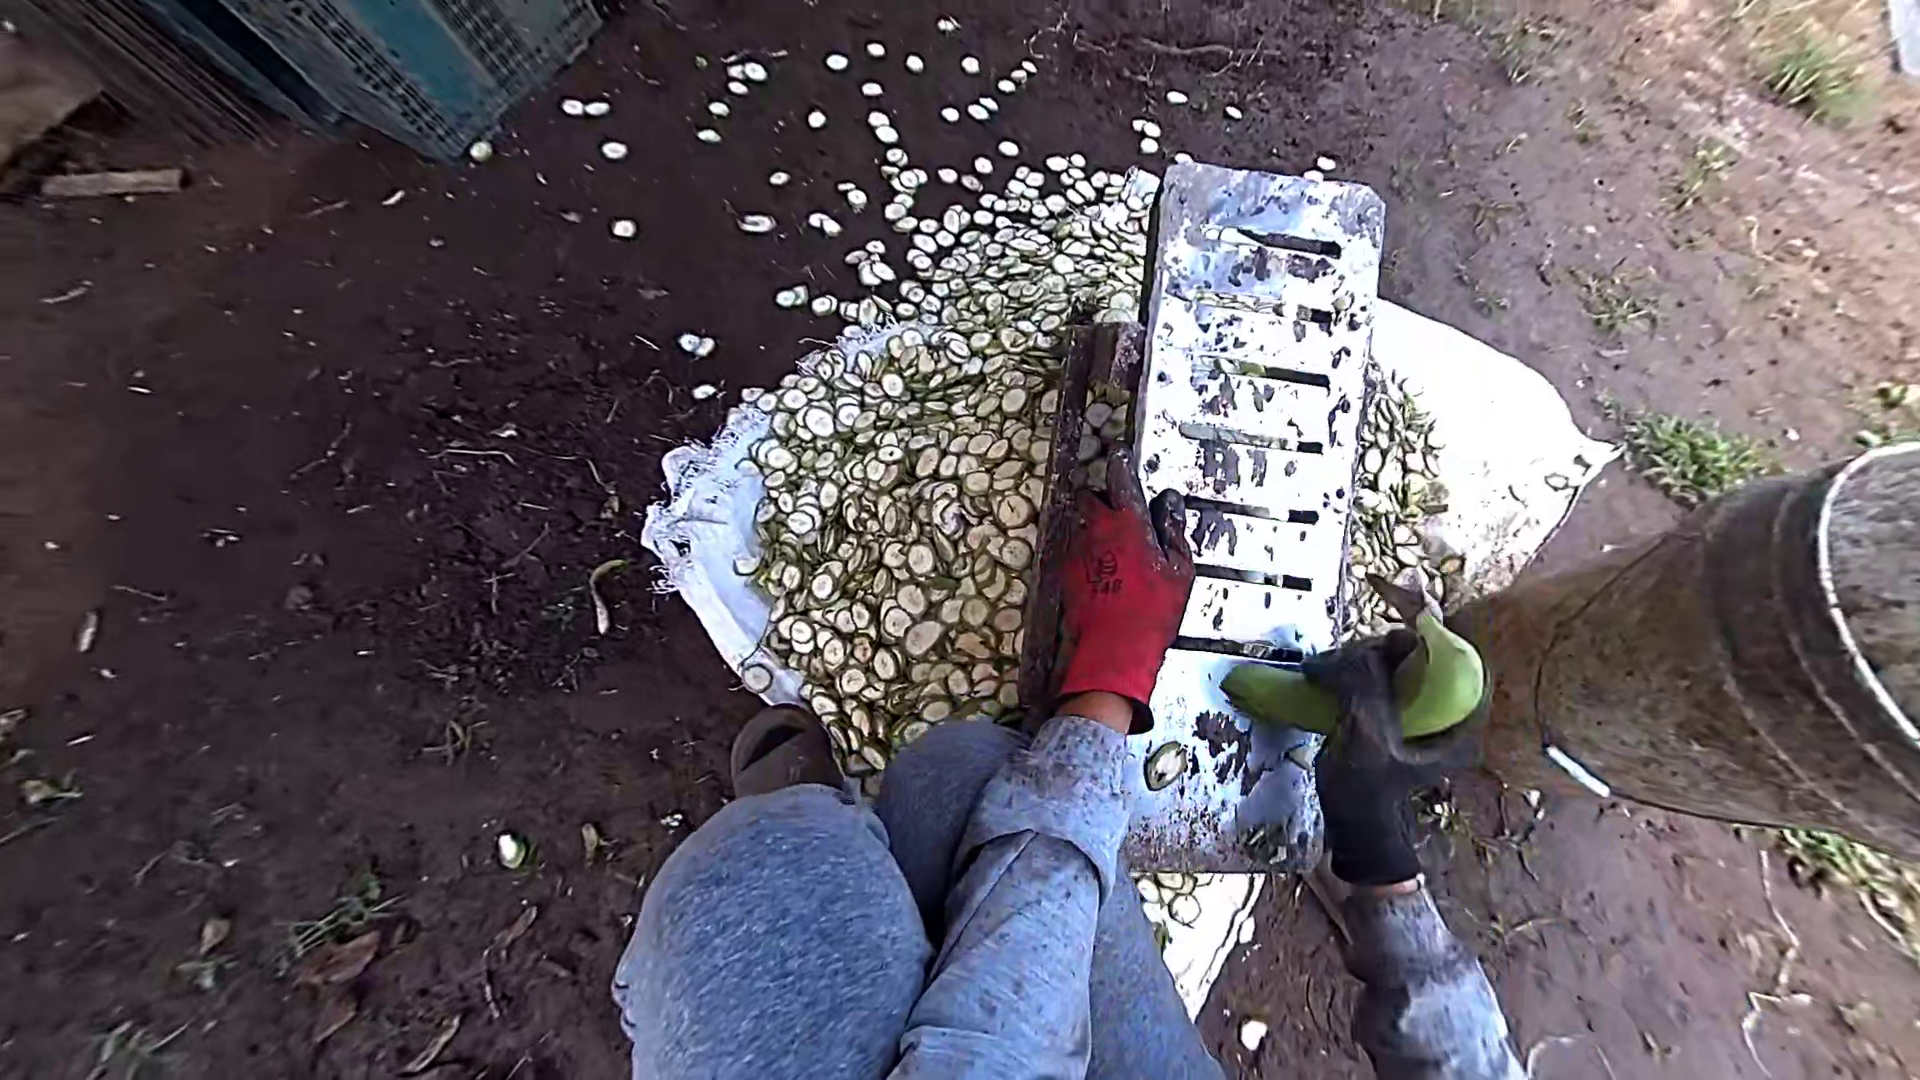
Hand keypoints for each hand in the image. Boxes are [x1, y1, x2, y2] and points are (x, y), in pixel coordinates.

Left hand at [1054, 449, 1194, 732]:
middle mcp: (1096, 530)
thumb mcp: (1179, 569)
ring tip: (1114, 544)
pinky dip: (1087, 550)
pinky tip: (1103, 568)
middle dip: (1100, 496)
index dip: (1120, 461)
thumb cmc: (1152, 610)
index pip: (1120, 479)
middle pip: (1089, 496)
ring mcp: (1077, 550)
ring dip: (1094, 524)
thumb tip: (1168, 502)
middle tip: (1120, 509)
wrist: (1113, 647)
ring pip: (1081, 523)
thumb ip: (1171, 529)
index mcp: (1127, 523)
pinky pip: (1075, 548)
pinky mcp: (1066, 570)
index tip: (1120, 452)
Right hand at [1305, 632, 1475, 886]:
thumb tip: (1361, 649)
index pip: (1460, 664)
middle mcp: (1443, 714)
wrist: (1348, 821)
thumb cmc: (1364, 789)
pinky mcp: (1387, 715)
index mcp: (1459, 725)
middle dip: (1379, 652)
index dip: (1430, 640)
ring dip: (1357, 660)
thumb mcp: (1366, 739)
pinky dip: (1349, 671)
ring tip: (1324, 668)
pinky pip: (1372, 679)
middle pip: (1419, 661)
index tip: (1390, 632)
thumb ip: (1367, 692)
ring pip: (1392, 667)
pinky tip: (1325, 674)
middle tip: (1342, 658)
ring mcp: (1414, 714)